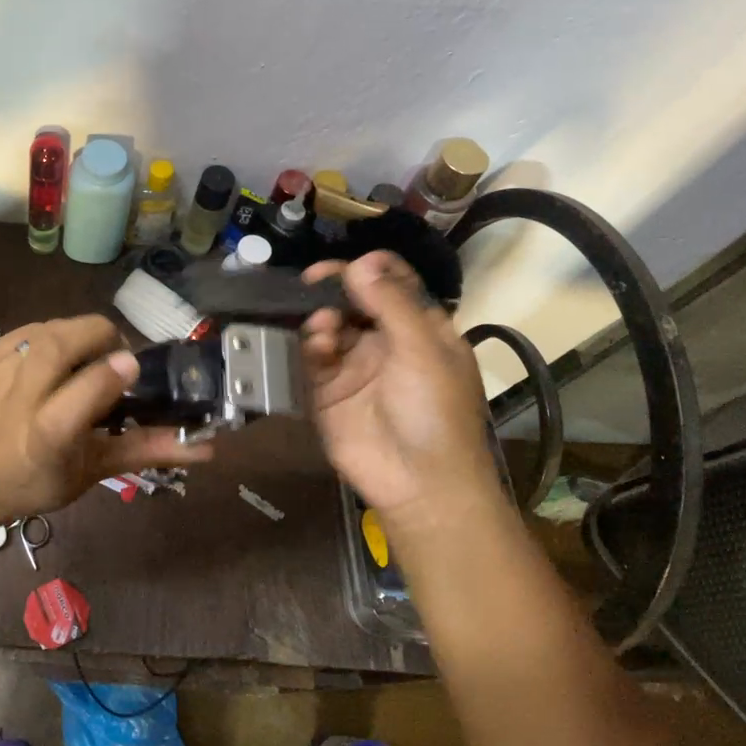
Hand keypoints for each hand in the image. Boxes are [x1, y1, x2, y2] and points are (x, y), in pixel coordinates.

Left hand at [0, 315, 213, 530]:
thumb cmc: (29, 484)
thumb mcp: (88, 473)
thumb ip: (143, 450)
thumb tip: (206, 446)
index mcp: (44, 437)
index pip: (86, 390)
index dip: (114, 372)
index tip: (133, 365)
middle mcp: (13, 400)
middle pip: (58, 344)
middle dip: (97, 335)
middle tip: (113, 353)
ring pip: (40, 331)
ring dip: (71, 333)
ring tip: (83, 354)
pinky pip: (17, 333)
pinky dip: (41, 337)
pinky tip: (48, 357)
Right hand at [300, 251, 504, 534]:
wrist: (420, 483)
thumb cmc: (435, 411)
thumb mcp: (423, 351)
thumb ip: (390, 304)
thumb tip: (360, 261)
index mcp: (420, 330)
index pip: (393, 285)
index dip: (370, 269)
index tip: (346, 264)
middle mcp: (384, 343)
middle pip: (352, 302)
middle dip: (333, 290)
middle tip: (312, 281)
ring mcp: (353, 367)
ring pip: (328, 327)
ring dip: (321, 319)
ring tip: (322, 326)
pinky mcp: (325, 392)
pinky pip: (310, 359)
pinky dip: (309, 347)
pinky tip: (316, 347)